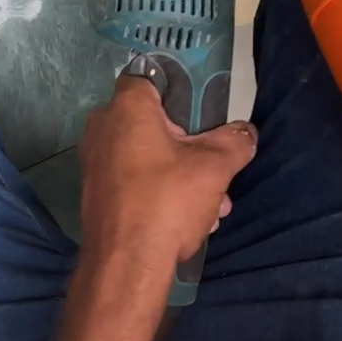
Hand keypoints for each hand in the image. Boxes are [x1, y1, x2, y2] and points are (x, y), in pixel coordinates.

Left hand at [78, 73, 258, 266]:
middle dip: (188, 147)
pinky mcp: (95, 188)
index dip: (175, 92)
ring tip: (213, 207)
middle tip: (214, 171)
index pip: (147, 79)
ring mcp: (95, 158)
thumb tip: (246, 132)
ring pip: (147, 155)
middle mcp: (103, 126)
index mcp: (127, 108)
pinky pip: (133, 178)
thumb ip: (233, 142)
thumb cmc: (167, 199)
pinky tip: (188, 221)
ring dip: (181, 175)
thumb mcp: (214, 168)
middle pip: (153, 123)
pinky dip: (158, 191)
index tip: (198, 114)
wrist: (125, 262)